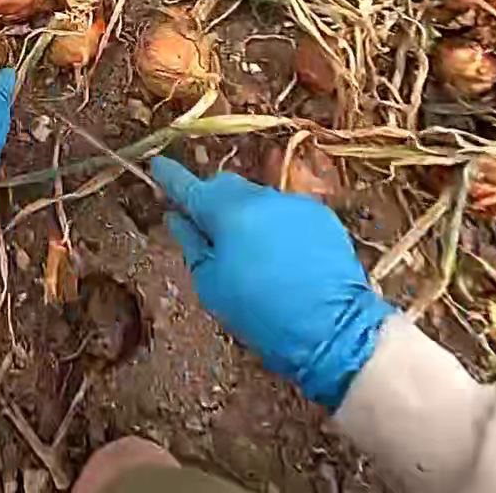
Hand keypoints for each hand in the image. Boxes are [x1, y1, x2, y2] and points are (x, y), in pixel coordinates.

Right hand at [151, 156, 391, 408]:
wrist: (337, 331)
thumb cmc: (263, 314)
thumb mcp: (213, 286)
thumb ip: (192, 244)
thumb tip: (176, 218)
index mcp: (226, 212)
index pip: (188, 187)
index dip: (169, 177)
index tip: (157, 165)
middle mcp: (258, 196)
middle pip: (224, 188)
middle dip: (212, 204)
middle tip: (210, 234)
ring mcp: (290, 202)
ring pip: (255, 200)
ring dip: (246, 217)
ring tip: (253, 255)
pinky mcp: (318, 214)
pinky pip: (284, 212)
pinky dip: (275, 226)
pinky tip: (284, 258)